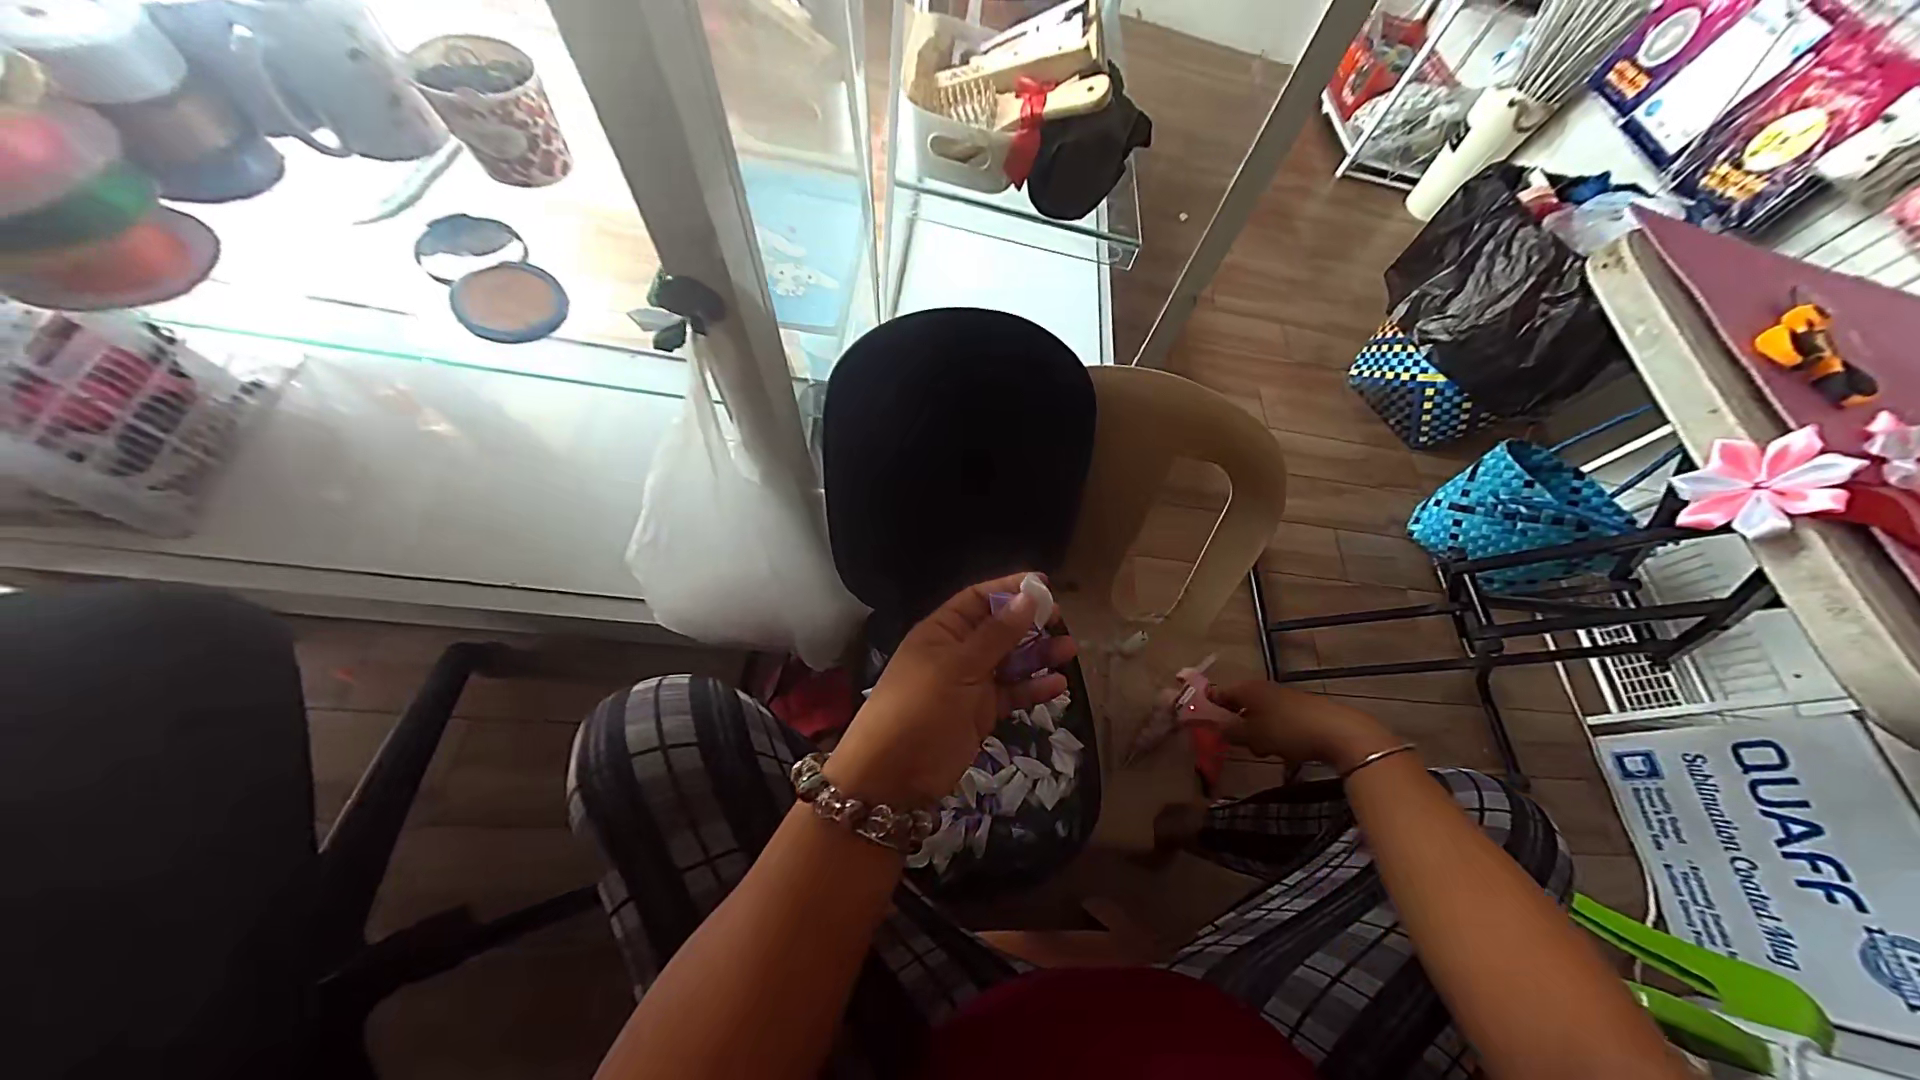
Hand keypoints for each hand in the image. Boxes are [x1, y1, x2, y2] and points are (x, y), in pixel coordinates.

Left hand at [827, 573, 1075, 807]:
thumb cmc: (920, 707)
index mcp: (942, 631)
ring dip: (1038, 655)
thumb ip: (996, 634)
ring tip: (1069, 650)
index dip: (1009, 589)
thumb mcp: (958, 666)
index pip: (978, 599)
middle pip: (999, 629)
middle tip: (1061, 621)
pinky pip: (1012, 694)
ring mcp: (970, 684)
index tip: (1044, 585)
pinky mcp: (980, 713)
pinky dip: (1033, 688)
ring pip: (1010, 662)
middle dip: (1029, 623)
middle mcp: (957, 653)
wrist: (892, 773)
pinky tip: (1058, 685)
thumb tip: (1029, 598)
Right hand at [1208, 681, 1401, 771]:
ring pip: (1259, 718)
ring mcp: (1284, 700)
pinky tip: (1286, 755)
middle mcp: (1263, 689)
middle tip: (1240, 745)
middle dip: (1237, 727)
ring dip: (1258, 735)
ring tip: (1266, 752)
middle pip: (1239, 707)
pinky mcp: (1302, 713)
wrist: (1340, 733)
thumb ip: (1228, 731)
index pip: (1218, 693)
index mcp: (1247, 689)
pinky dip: (1277, 738)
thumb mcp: (1252, 735)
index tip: (1200, 724)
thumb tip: (1214, 727)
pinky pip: (1279, 725)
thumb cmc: (1288, 730)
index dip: (1208, 707)